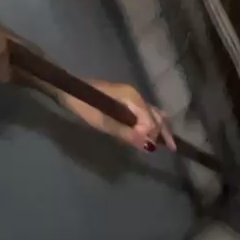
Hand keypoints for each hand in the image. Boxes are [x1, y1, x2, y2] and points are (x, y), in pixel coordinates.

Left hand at [57, 81, 174, 151]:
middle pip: (156, 117)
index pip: (150, 122)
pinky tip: (157, 128)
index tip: (145, 148)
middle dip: (163, 133)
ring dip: (161, 128)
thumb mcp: (104, 123)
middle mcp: (136, 95)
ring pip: (154, 113)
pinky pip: (146, 111)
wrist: (68, 89)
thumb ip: (128, 134)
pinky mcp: (126, 98)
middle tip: (171, 150)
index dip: (149, 136)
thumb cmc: (84, 106)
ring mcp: (132, 96)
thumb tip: (150, 146)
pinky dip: (153, 121)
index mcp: (133, 98)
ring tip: (169, 142)